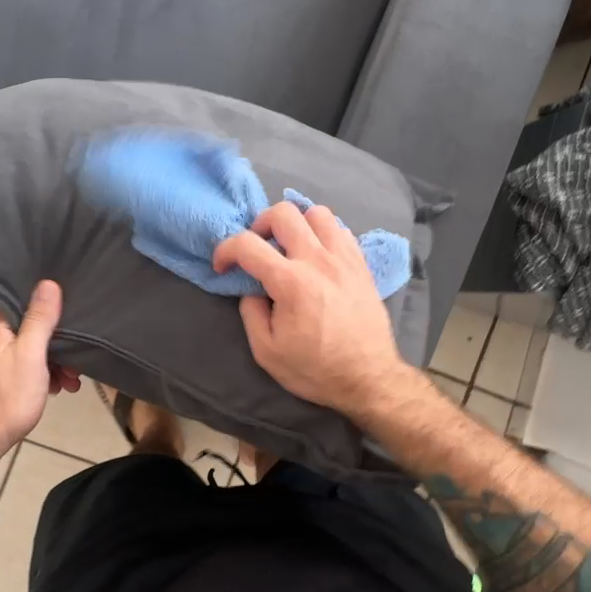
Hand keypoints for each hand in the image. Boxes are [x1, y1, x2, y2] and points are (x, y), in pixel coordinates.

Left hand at [0, 280, 79, 454]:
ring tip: (66, 385)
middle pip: (26, 332)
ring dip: (48, 366)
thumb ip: (40, 318)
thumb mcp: (32, 354)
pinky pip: (14, 368)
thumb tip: (48, 283)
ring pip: (22, 353)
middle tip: (74, 371)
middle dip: (54, 349)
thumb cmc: (9, 397)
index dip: (51, 319)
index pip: (25, 307)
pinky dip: (33, 376)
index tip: (70, 335)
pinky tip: (47, 391)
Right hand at [213, 201, 414, 415]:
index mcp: (290, 282)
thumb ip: (251, 313)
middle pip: (284, 213)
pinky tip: (318, 256)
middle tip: (258, 248)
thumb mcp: (267, 352)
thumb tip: (252, 290)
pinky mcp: (361, 265)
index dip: (225, 250)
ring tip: (290, 247)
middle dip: (260, 224)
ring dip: (297, 224)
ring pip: (317, 213)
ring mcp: (344, 259)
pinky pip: (341, 230)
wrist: (368, 378)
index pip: (247, 244)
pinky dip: (323, 234)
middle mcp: (318, 260)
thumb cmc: (315, 370)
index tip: (222, 266)